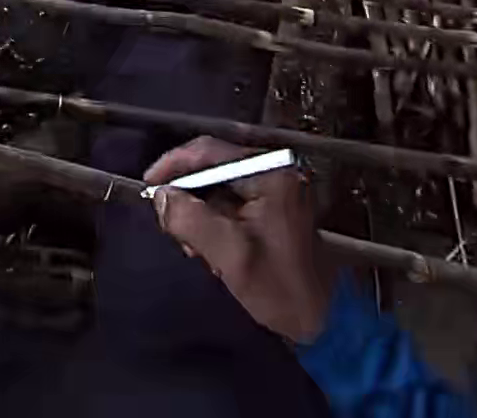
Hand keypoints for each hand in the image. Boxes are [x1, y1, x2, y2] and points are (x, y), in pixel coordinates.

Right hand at [145, 137, 331, 342]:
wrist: (327, 325)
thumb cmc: (282, 288)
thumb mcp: (232, 255)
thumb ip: (191, 219)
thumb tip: (160, 196)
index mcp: (269, 174)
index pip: (208, 152)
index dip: (173, 164)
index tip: (149, 185)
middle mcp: (272, 171)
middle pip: (210, 166)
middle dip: (185, 193)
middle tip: (168, 220)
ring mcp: (273, 187)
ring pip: (215, 184)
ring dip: (196, 210)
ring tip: (190, 243)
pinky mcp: (271, 204)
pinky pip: (228, 198)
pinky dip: (211, 218)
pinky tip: (207, 246)